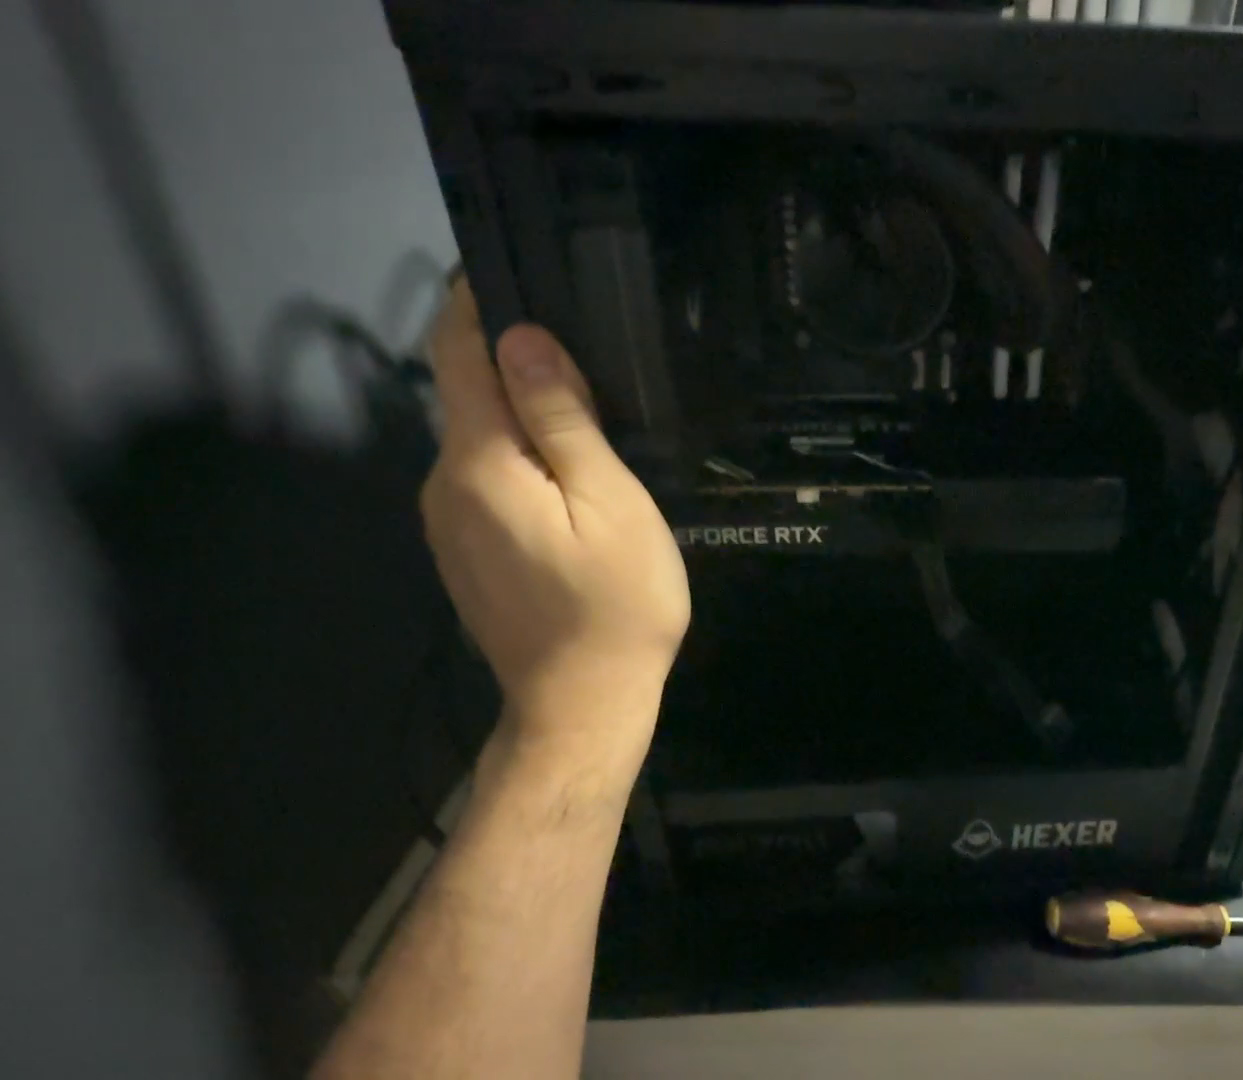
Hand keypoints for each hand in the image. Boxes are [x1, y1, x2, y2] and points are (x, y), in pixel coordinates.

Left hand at [420, 281, 688, 770]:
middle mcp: (444, 483)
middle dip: (511, 355)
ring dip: (520, 409)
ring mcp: (448, 522)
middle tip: (585, 342)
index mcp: (479, 462)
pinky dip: (517, 453)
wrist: (581, 705)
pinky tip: (568, 471)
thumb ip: (564, 421)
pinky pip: (483, 477)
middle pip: (466, 393)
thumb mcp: (610, 502)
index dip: (478, 302)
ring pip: (477, 438)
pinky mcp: (465, 550)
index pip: (459, 353)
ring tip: (589, 404)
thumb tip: (522, 337)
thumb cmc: (615, 602)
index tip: (516, 268)